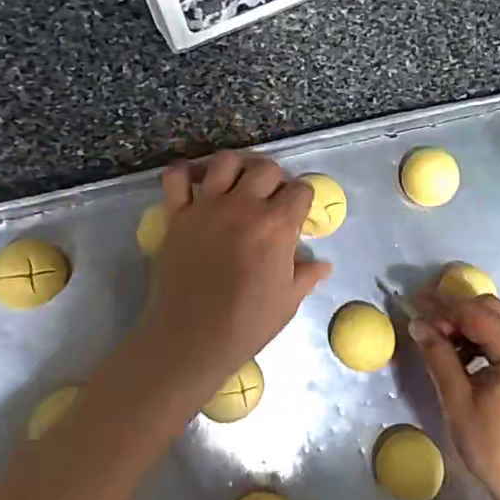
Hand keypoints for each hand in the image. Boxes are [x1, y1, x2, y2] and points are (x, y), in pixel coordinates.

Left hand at [143, 151, 331, 389]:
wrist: (192, 337)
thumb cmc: (247, 324)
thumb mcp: (288, 301)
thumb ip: (307, 275)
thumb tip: (323, 265)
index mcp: (276, 226)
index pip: (300, 190)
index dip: (303, 201)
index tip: (298, 215)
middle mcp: (243, 206)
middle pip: (266, 168)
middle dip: (275, 180)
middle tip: (270, 200)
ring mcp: (206, 207)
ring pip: (225, 161)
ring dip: (237, 167)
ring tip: (237, 185)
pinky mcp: (176, 215)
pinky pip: (176, 177)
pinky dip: (184, 173)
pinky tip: (194, 184)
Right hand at [409, 295, 499, 499]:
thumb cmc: (493, 447)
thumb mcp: (458, 400)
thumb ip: (438, 356)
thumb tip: (418, 324)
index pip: (475, 313)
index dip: (442, 307)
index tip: (413, 303)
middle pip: (491, 309)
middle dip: (455, 311)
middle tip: (424, 321)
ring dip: (468, 323)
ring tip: (438, 339)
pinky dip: (483, 338)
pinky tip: (461, 355)